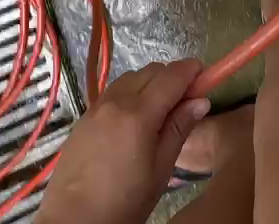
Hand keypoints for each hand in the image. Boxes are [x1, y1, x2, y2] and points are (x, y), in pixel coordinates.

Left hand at [38, 60, 208, 223]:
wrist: (73, 222)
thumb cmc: (124, 202)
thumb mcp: (160, 171)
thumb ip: (179, 129)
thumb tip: (201, 101)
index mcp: (139, 114)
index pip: (172, 76)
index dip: (191, 70)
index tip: (204, 76)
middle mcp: (117, 100)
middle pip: (152, 70)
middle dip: (172, 77)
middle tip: (184, 101)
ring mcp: (97, 105)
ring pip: (132, 76)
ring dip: (150, 82)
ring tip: (158, 112)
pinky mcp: (84, 115)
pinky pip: (114, 90)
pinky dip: (130, 92)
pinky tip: (133, 119)